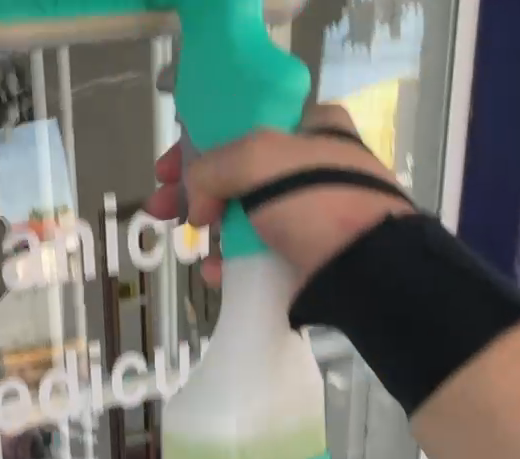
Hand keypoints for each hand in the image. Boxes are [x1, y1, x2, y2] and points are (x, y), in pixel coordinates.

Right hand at [144, 103, 414, 286]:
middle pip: (233, 174)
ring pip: (237, 216)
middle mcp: (306, 167)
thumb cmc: (316, 198)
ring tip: (188, 244)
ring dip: (206, 229)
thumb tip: (195, 206)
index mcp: (310, 128)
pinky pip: (249, 254)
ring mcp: (302, 213)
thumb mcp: (258, 159)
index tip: (168, 166)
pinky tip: (215, 271)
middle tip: (159, 207)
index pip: (243, 126)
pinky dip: (226, 263)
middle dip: (192, 191)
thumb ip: (213, 167)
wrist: (360, 266)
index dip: (200, 143)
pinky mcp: (296, 253)